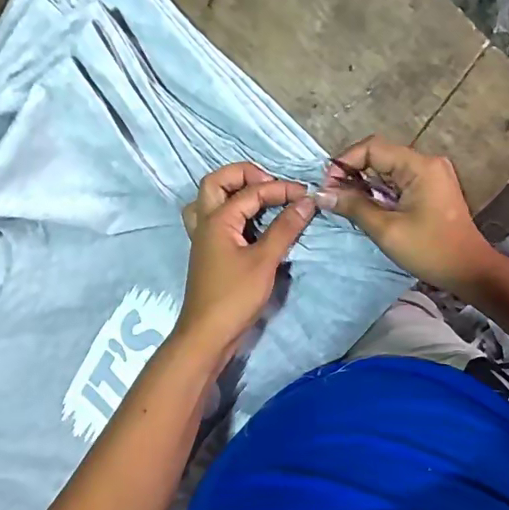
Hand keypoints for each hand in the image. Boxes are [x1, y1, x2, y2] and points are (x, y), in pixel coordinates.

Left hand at [176, 163, 315, 353]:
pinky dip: (230, 212)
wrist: (207, 334)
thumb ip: (284, 229)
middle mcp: (204, 223)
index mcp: (216, 219)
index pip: (251, 191)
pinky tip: (249, 223)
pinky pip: (212, 219)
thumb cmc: (234, 297)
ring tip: (257, 198)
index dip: (280, 189)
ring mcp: (203, 238)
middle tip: (270, 184)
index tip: (306, 195)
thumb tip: (305, 202)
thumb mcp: (264, 261)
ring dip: (230, 192)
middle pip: (216, 182)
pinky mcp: (208, 253)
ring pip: (208, 201)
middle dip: (243, 175)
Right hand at [322, 136, 502, 292]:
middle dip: (352, 174)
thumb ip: (353, 207)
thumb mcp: (386, 229)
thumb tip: (322, 193)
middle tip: (333, 198)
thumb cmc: (430, 250)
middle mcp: (427, 163)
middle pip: (379, 156)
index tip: (328, 187)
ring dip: (364, 185)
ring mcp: (431, 175)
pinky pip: (398, 182)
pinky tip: (367, 209)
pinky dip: (379, 192)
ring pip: (387, 170)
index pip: (372, 148)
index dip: (345, 163)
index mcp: (420, 166)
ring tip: (346, 205)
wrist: (469, 270)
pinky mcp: (431, 189)